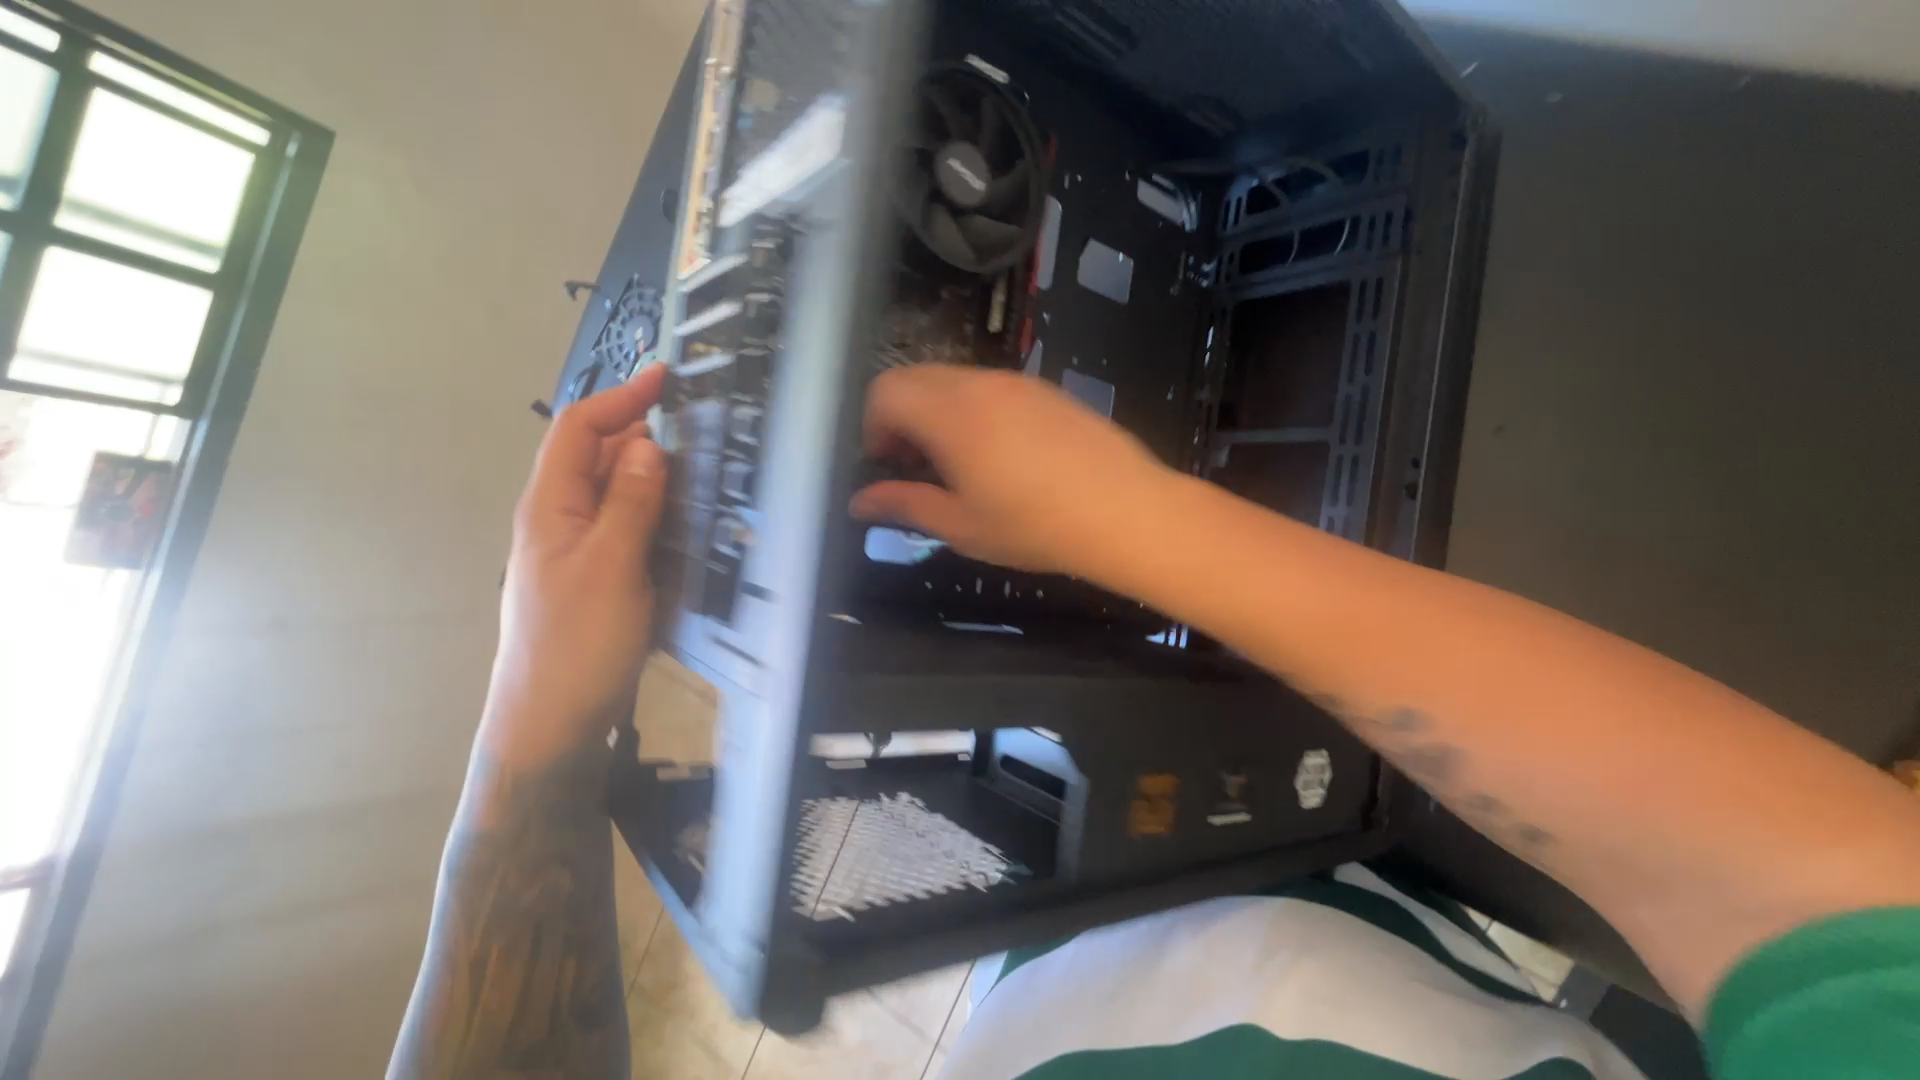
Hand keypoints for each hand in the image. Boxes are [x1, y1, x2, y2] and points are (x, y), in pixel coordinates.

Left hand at [481, 364, 669, 770]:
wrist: (551, 724)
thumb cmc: (576, 644)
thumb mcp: (610, 568)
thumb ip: (631, 503)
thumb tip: (648, 444)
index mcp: (550, 506)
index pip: (579, 430)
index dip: (620, 398)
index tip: (668, 377)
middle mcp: (561, 520)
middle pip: (598, 457)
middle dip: (643, 435)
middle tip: (703, 433)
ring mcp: (579, 552)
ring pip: (616, 495)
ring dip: (654, 477)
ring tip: (706, 474)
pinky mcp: (599, 580)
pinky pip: (628, 530)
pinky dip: (656, 516)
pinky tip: (688, 527)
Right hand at [850, 364, 1174, 574]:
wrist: (1127, 512)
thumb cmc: (1036, 527)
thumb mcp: (962, 526)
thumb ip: (905, 505)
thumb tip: (859, 503)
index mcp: (951, 414)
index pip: (885, 391)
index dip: (872, 426)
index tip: (886, 465)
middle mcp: (981, 383)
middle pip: (916, 378)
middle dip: (901, 417)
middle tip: (913, 466)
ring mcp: (1019, 382)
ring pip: (955, 381)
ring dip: (938, 413)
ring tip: (957, 465)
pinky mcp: (1048, 391)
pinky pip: (992, 388)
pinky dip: (974, 410)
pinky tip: (999, 456)